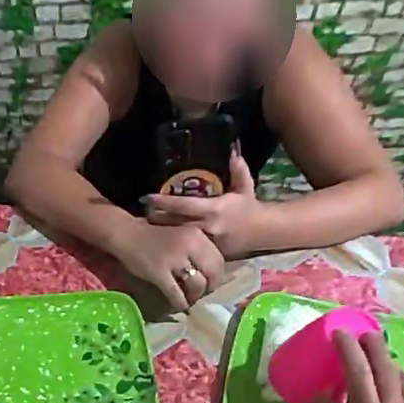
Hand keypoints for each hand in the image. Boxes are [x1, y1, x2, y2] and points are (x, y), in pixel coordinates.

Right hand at [111, 220, 225, 308]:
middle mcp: (189, 245)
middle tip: (201, 294)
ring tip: (189, 300)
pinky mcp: (159, 273)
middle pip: (212, 275)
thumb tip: (213, 277)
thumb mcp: (182, 236)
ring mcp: (174, 259)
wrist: (127, 234)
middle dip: (209, 289)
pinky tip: (178, 305)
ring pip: (197, 286)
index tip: (209, 284)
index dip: (217, 277)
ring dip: (194, 297)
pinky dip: (180, 303)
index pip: (219, 261)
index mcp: (197, 235)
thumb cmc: (155, 236)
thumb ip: (198, 251)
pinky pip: (177, 294)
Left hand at [142, 150, 267, 256]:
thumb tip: (232, 149)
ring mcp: (205, 243)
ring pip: (178, 237)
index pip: (184, 206)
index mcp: (214, 210)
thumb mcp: (245, 186)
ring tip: (145, 223)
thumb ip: (238, 169)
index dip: (165, 202)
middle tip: (141, 210)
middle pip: (175, 224)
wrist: (261, 233)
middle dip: (157, 217)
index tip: (148, 197)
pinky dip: (173, 241)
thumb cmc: (250, 208)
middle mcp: (207, 228)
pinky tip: (160, 237)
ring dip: (162, 230)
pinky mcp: (206, 253)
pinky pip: (186, 247)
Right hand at [307, 330, 403, 402]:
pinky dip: (397, 372)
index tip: (317, 392)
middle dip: (346, 347)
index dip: (316, 395)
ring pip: (384, 368)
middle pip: (355, 370)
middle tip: (341, 333)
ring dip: (375, 348)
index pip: (321, 402)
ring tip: (369, 336)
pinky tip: (393, 366)